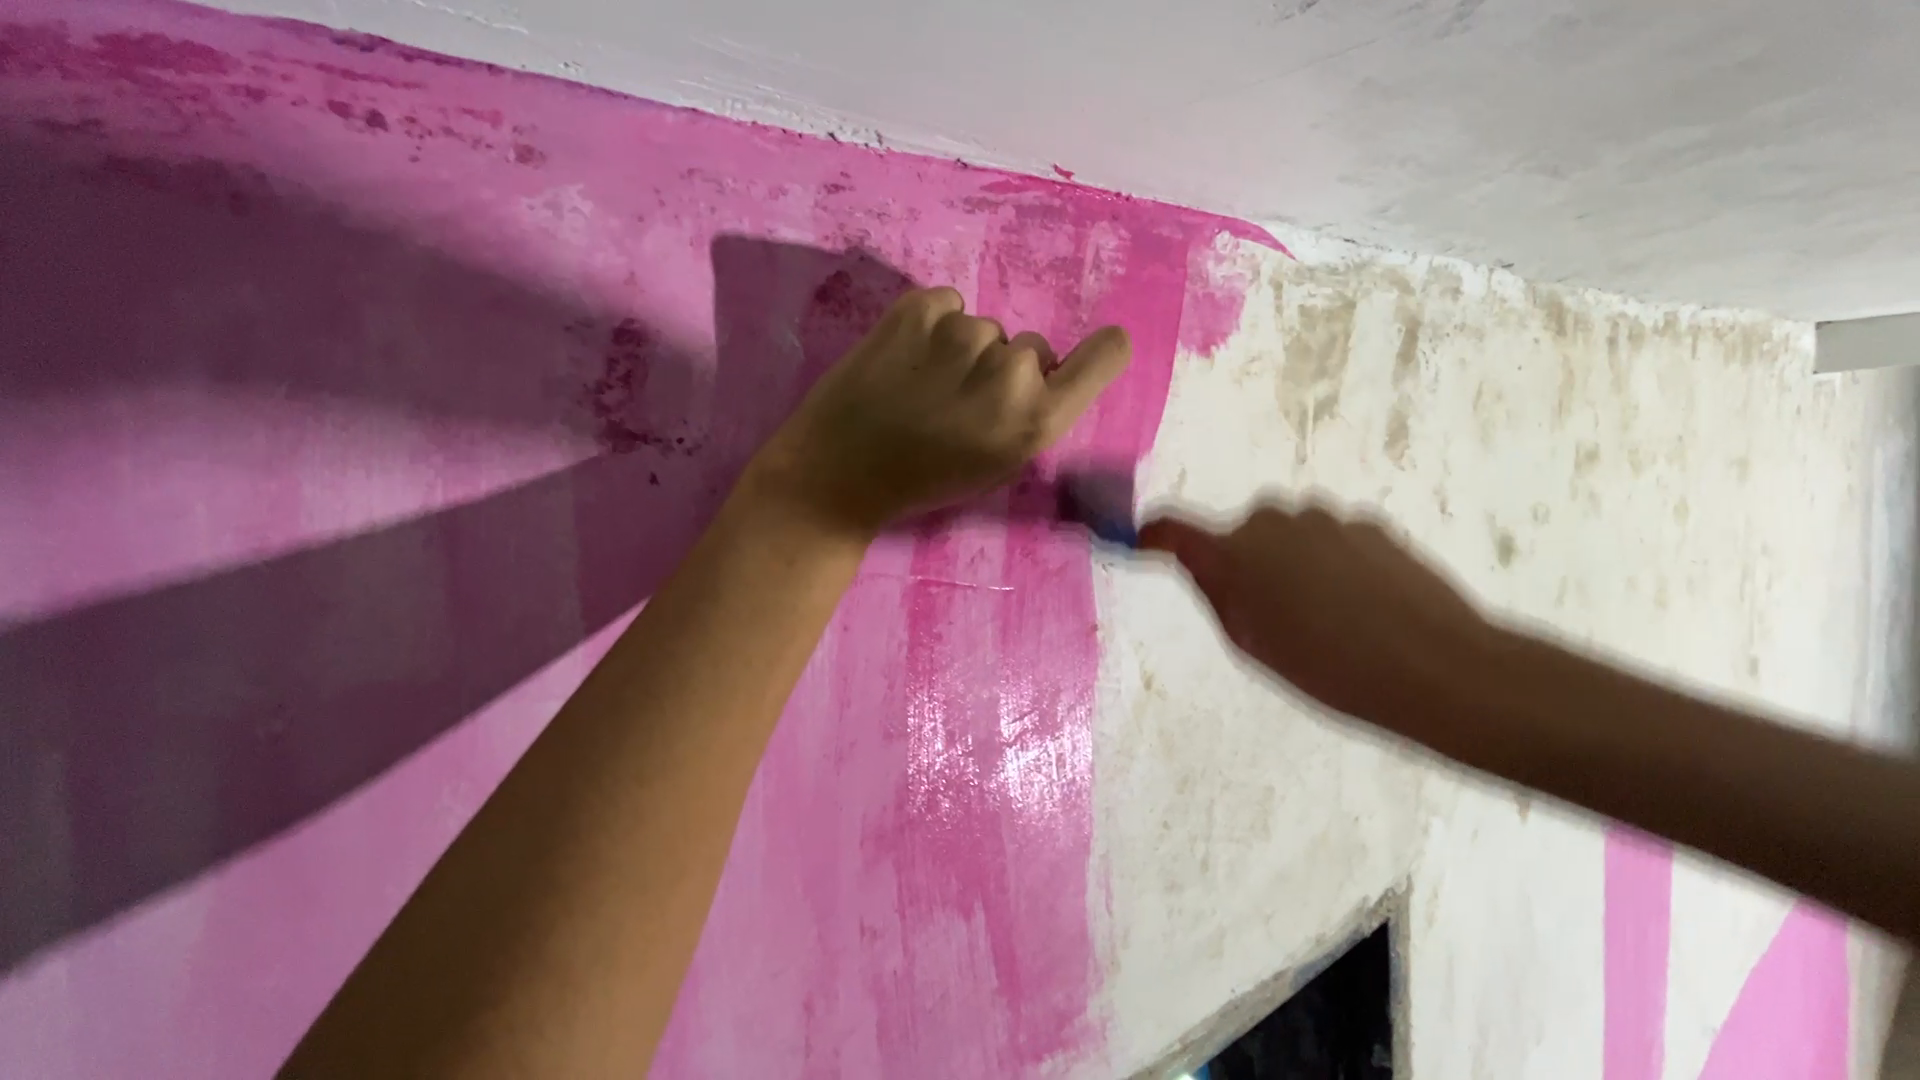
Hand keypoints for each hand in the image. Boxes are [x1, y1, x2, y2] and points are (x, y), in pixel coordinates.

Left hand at [750, 286, 1131, 533]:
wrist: (840, 470)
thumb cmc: (925, 479)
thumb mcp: (1000, 464)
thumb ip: (1036, 415)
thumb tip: (1049, 370)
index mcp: (1038, 420)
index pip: (1107, 354)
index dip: (1100, 349)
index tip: (1083, 354)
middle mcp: (1012, 371)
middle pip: (1032, 347)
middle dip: (1006, 368)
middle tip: (958, 404)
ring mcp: (964, 334)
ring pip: (984, 329)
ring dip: (963, 350)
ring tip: (921, 387)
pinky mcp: (918, 307)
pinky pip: (947, 305)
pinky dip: (932, 326)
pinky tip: (904, 360)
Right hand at [1139, 501, 1497, 732]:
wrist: (1438, 666)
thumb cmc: (1329, 670)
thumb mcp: (1252, 645)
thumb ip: (1218, 594)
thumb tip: (1197, 561)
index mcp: (1232, 555)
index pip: (1171, 529)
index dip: (1152, 534)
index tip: (1143, 542)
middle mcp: (1270, 520)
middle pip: (1240, 535)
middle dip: (1247, 565)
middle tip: (1273, 618)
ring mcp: (1324, 516)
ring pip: (1289, 536)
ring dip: (1294, 565)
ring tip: (1330, 618)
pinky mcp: (1369, 522)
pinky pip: (1331, 539)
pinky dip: (1334, 564)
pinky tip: (1365, 606)